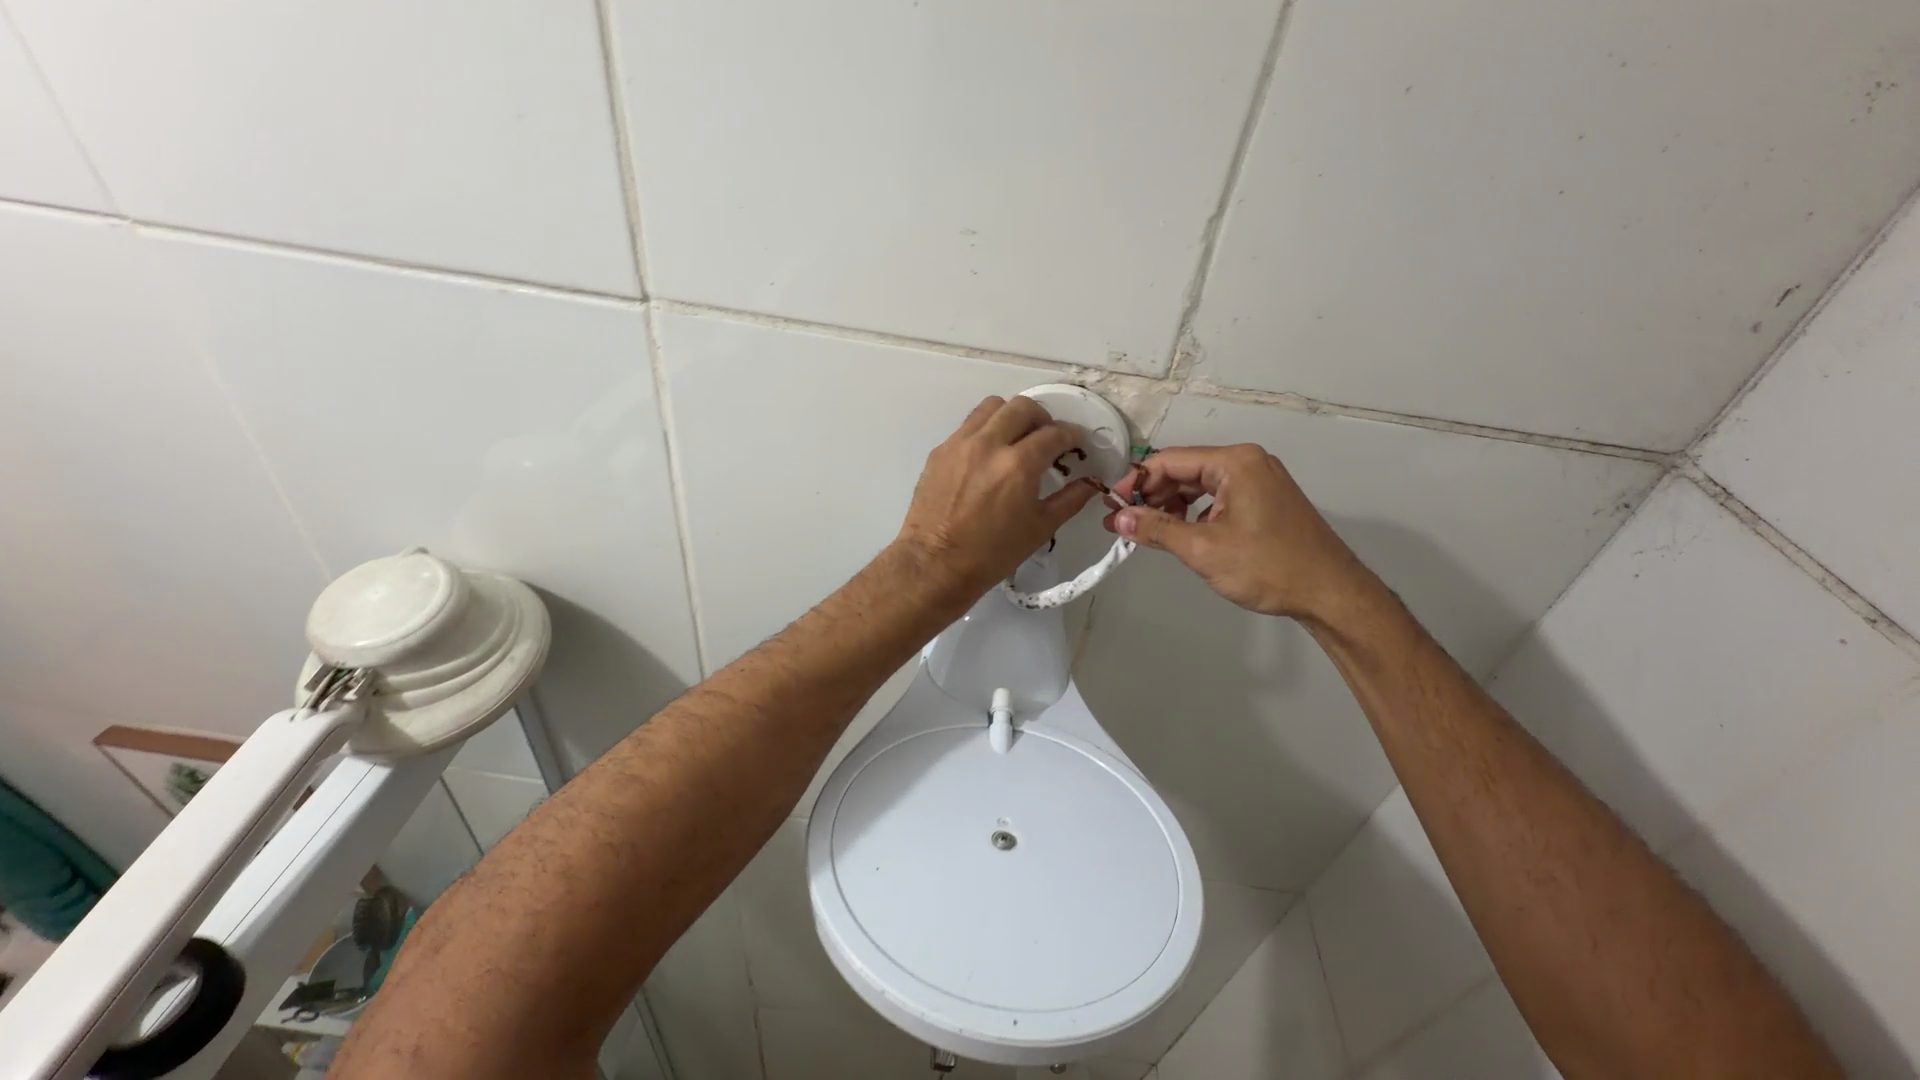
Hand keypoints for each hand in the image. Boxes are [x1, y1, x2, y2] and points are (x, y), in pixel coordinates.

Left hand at [895, 396, 1100, 599]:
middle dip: (1042, 418)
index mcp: (1018, 464)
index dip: (1072, 435)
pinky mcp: (940, 452)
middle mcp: (988, 444)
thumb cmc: (992, 553)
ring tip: (1017, 438)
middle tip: (1047, 437)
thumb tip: (1090, 483)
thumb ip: (1070, 500)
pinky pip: (968, 426)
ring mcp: (960, 444)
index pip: (1054, 433)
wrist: (935, 564)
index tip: (1076, 442)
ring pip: (991, 407)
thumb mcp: (1040, 528)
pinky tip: (988, 456)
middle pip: (1023, 407)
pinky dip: (985, 431)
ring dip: (1011, 416)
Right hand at [1103, 444, 1376, 622]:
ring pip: (1202, 485)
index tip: (1112, 507)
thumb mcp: (1203, 549)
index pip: (1170, 460)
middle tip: (1126, 524)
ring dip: (1173, 506)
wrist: (1330, 592)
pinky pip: (1221, 497)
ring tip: (1151, 533)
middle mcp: (1249, 462)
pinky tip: (1184, 535)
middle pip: (1186, 470)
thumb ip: (1157, 529)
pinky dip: (1197, 512)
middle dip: (1153, 495)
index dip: (1136, 482)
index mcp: (1235, 462)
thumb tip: (1119, 519)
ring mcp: (1262, 480)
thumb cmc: (1267, 567)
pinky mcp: (1267, 500)